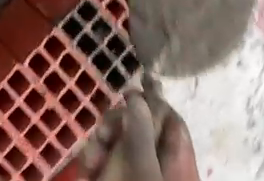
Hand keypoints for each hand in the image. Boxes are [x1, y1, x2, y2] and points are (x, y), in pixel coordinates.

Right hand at [75, 78, 196, 180]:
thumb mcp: (141, 167)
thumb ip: (140, 130)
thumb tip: (136, 94)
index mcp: (177, 160)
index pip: (170, 118)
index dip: (149, 101)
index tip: (126, 91)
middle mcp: (160, 167)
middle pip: (140, 128)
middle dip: (115, 126)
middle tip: (101, 136)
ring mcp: (139, 177)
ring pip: (119, 146)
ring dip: (100, 146)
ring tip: (89, 162)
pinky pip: (107, 166)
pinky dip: (95, 164)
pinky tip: (86, 168)